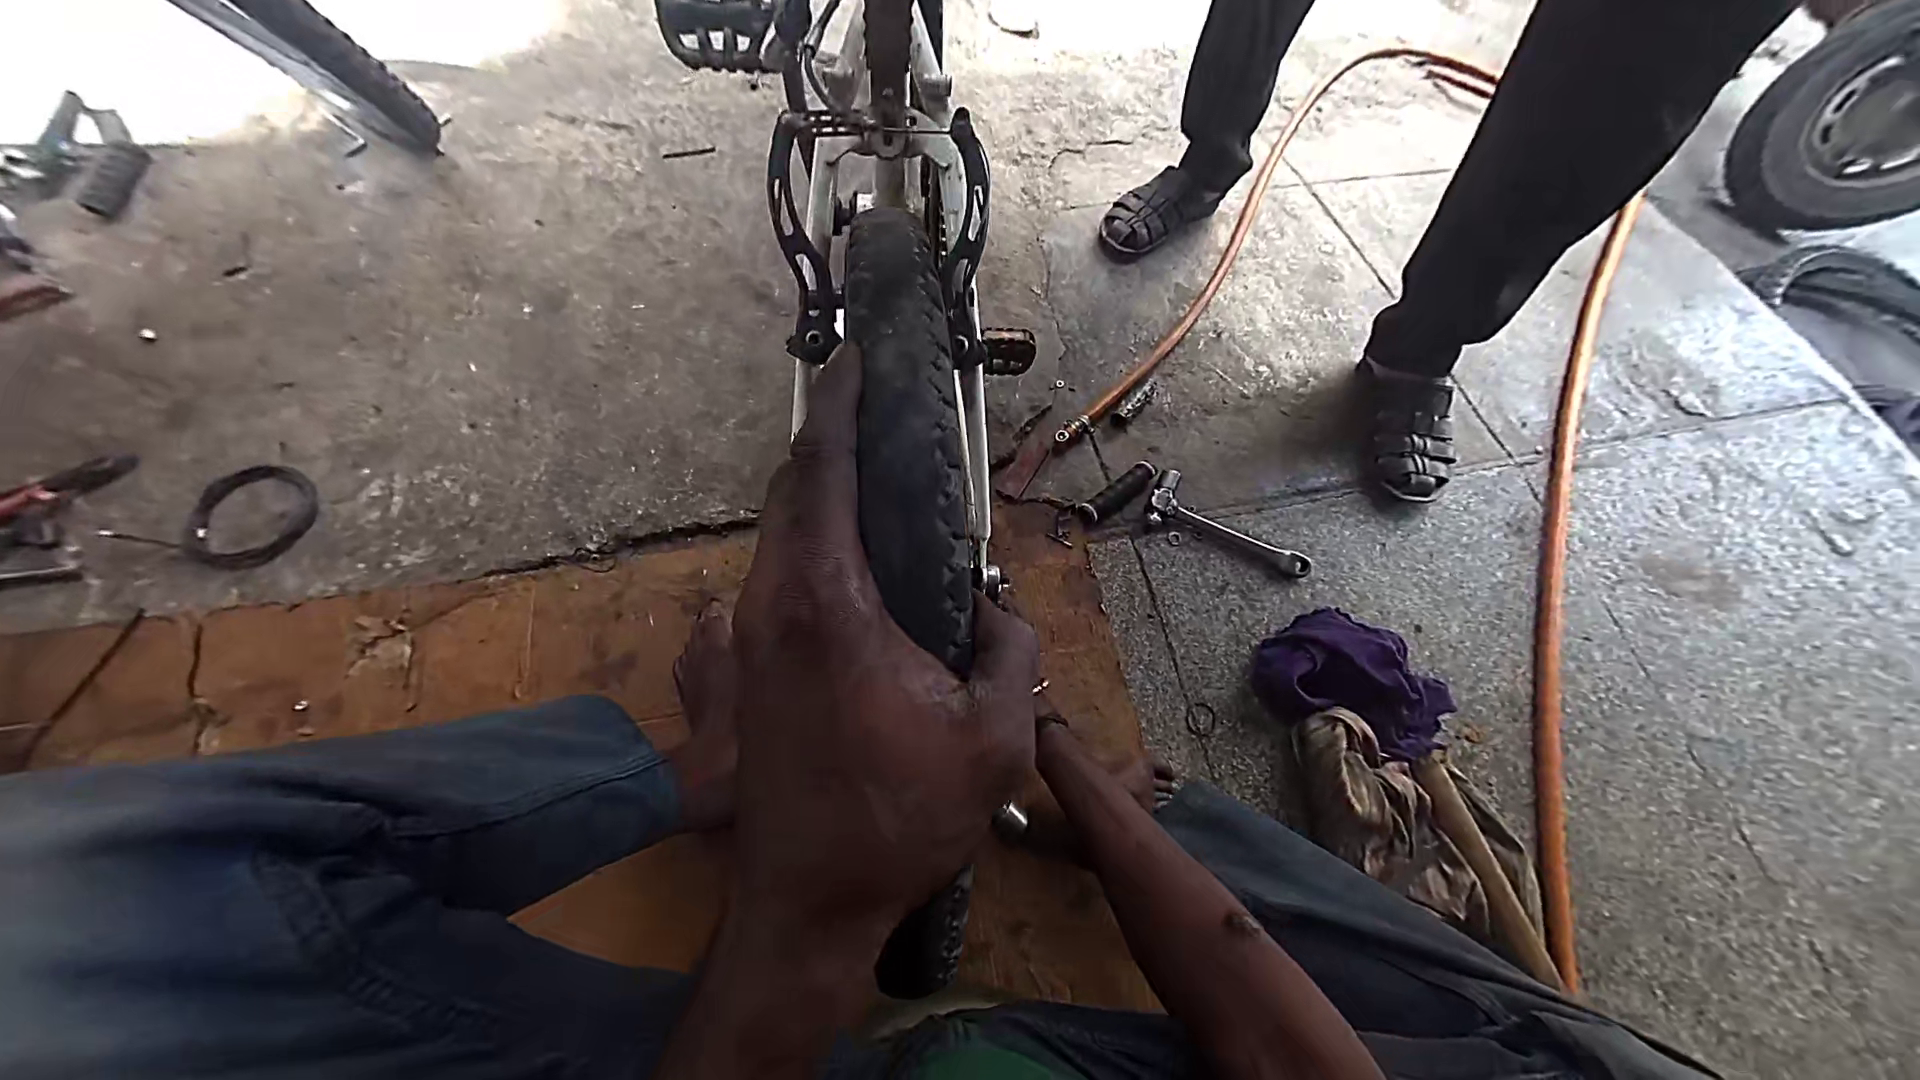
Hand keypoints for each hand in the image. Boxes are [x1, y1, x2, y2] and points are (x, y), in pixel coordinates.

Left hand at [727, 342, 1039, 949]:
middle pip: (792, 491)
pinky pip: (778, 572)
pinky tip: (853, 554)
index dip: (839, 408)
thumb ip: (1012, 653)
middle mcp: (773, 605)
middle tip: (876, 414)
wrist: (808, 901)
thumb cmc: (900, 818)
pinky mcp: (746, 664)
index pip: (822, 475)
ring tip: (874, 476)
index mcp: (829, 606)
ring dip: (820, 492)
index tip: (853, 361)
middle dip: (830, 441)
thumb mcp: (995, 737)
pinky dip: (811, 539)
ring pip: (780, 532)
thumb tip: (996, 610)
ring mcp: (748, 635)